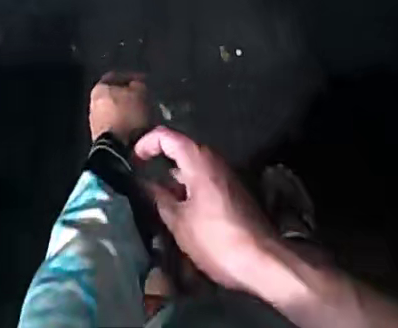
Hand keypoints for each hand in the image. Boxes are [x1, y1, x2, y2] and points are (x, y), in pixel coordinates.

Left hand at [89, 73, 151, 141]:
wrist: (117, 151)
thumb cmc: (128, 117)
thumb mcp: (140, 94)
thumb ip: (139, 84)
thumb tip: (137, 84)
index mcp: (99, 87)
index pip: (117, 76)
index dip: (132, 78)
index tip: (144, 82)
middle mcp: (93, 102)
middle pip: (115, 94)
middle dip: (129, 96)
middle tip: (144, 99)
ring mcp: (95, 120)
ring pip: (115, 110)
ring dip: (128, 112)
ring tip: (143, 116)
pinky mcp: (100, 137)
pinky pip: (116, 125)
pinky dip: (126, 125)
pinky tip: (137, 129)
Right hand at [133, 126, 279, 291]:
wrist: (265, 262)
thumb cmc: (217, 238)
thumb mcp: (179, 222)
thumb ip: (158, 198)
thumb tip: (144, 184)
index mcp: (196, 158)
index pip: (164, 135)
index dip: (145, 143)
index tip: (133, 160)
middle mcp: (212, 158)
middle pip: (179, 148)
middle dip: (159, 160)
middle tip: (142, 176)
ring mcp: (225, 174)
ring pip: (192, 165)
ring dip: (174, 176)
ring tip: (159, 198)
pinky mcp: (233, 191)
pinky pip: (204, 178)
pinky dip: (189, 186)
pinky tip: (183, 210)